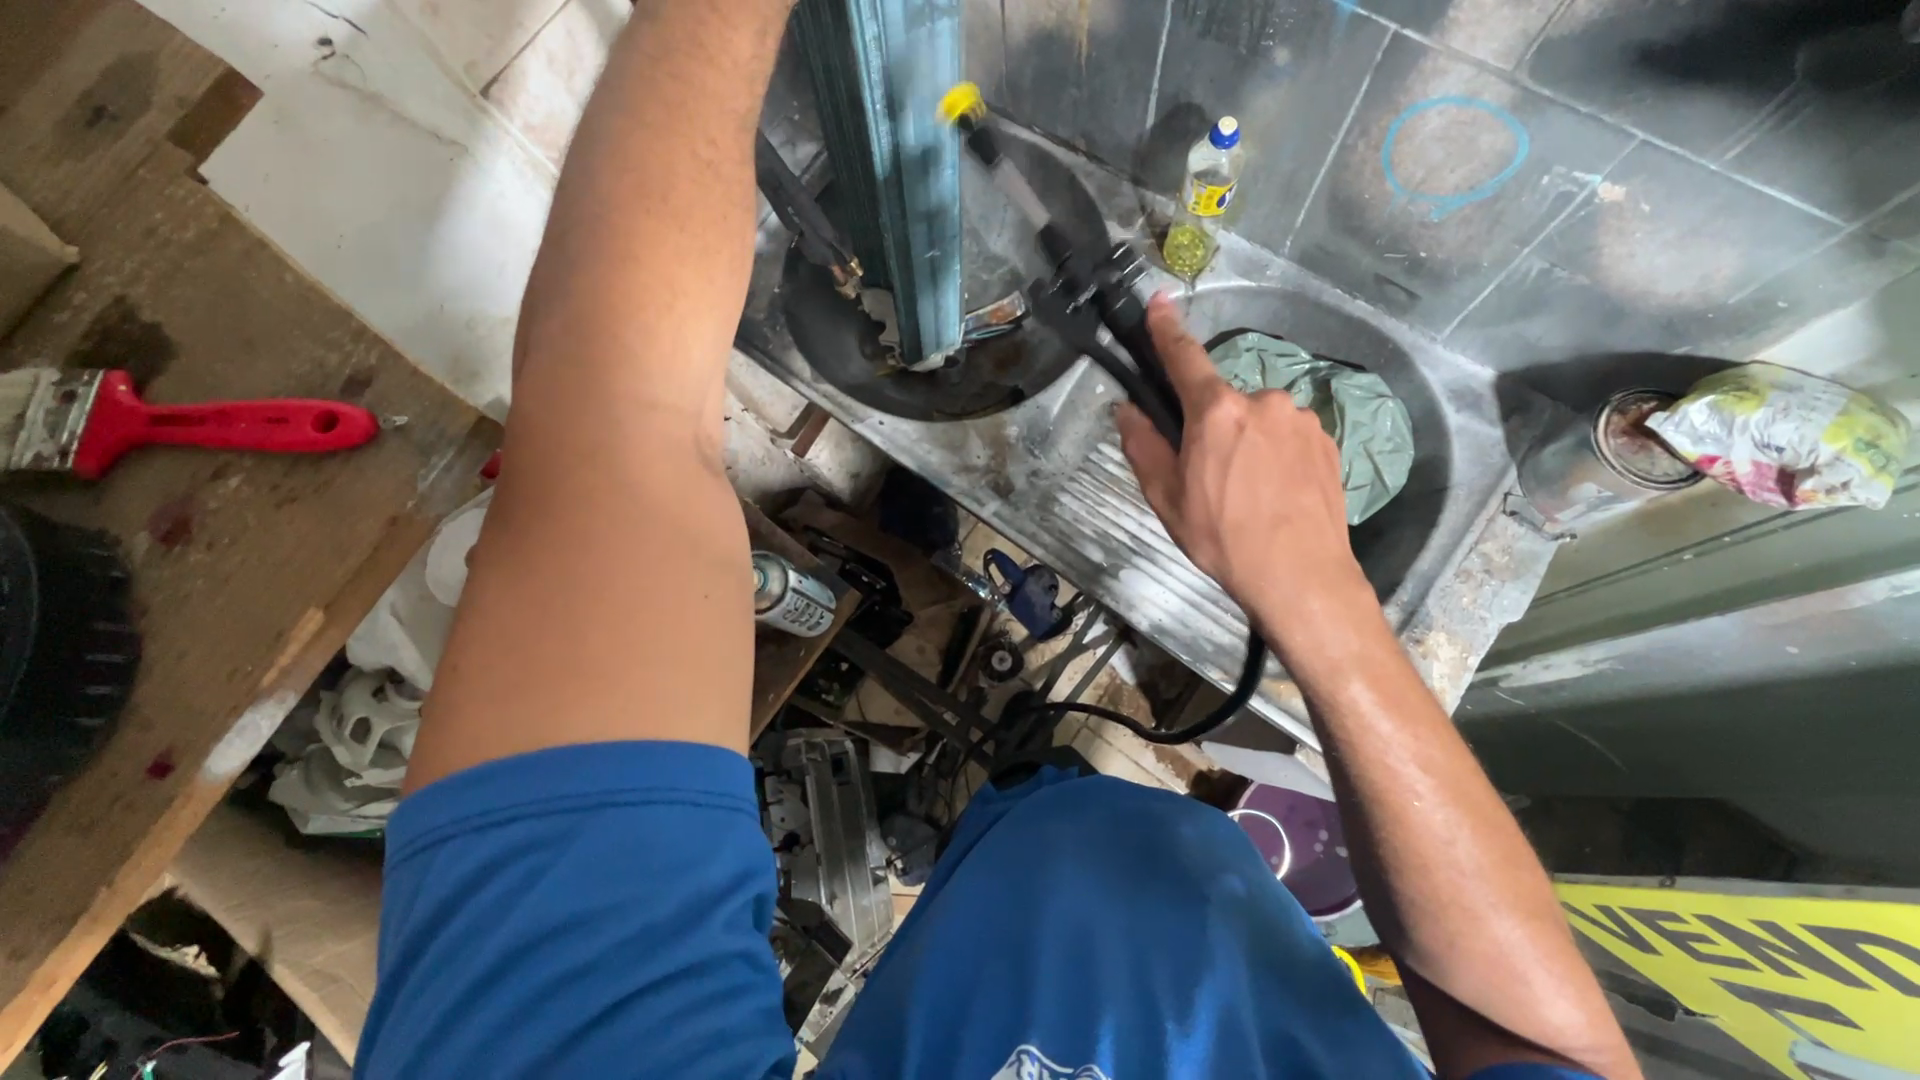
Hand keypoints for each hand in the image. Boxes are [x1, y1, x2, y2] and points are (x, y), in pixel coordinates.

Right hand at [1116, 294, 1369, 636]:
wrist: (1301, 576)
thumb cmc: (1223, 538)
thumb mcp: (1167, 497)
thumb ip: (1142, 446)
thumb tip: (1127, 409)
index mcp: (1217, 411)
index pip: (1184, 357)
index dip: (1166, 329)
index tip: (1159, 301)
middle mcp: (1263, 400)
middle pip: (1223, 401)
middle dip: (1211, 426)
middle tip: (1207, 475)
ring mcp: (1301, 419)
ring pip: (1258, 421)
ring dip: (1246, 443)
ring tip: (1247, 493)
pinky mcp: (1327, 441)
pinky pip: (1287, 437)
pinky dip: (1275, 455)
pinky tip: (1275, 493)